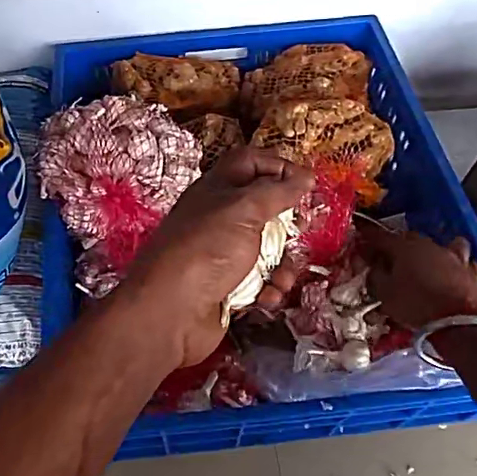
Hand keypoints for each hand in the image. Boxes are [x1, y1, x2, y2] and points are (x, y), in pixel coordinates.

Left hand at [114, 147, 312, 367]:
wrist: (170, 311)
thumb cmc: (205, 251)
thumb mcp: (244, 209)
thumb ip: (277, 191)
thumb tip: (304, 178)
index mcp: (216, 190)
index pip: (249, 163)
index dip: (278, 167)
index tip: (306, 182)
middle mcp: (218, 220)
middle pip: (263, 211)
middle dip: (287, 224)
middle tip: (301, 231)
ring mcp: (222, 256)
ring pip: (267, 252)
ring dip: (283, 266)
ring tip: (282, 278)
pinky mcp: (227, 288)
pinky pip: (259, 283)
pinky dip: (268, 291)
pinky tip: (266, 297)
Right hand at [361, 227, 476, 328]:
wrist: (456, 322)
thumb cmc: (414, 306)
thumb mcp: (384, 294)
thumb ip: (376, 276)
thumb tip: (374, 267)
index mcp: (405, 248)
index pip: (382, 237)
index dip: (370, 239)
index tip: (363, 242)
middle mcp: (430, 246)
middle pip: (410, 238)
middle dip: (399, 245)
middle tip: (391, 258)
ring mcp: (454, 257)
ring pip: (442, 245)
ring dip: (432, 251)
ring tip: (427, 262)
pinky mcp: (471, 272)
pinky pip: (462, 262)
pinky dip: (454, 266)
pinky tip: (451, 275)